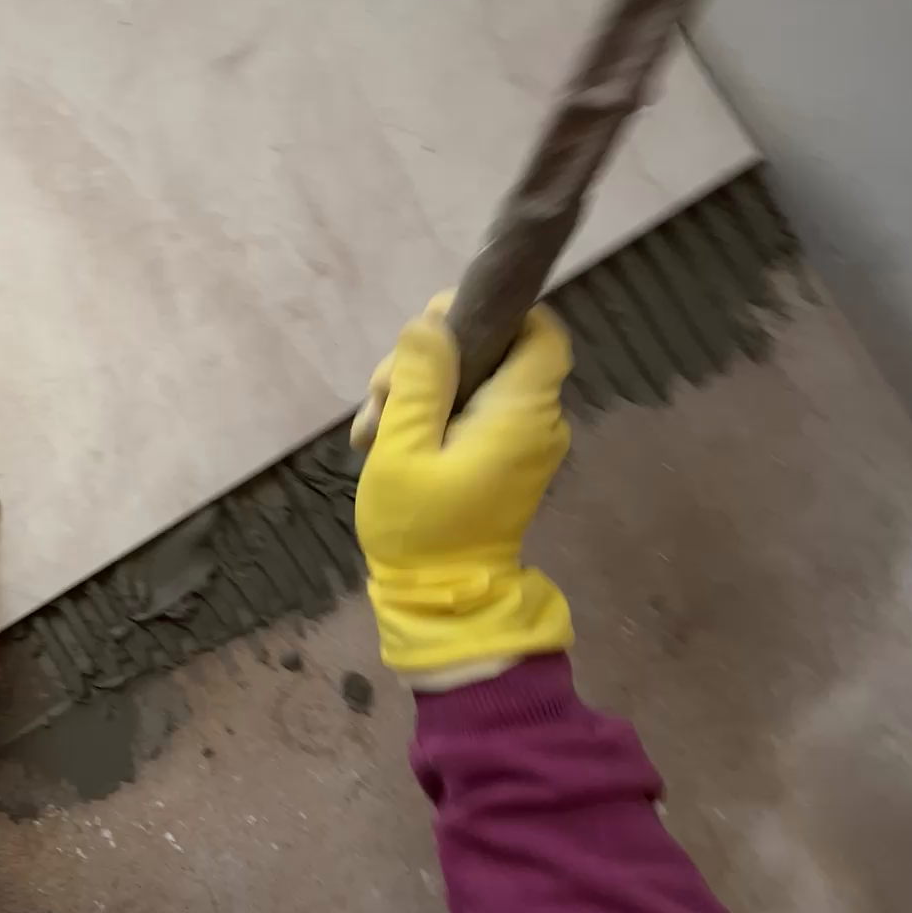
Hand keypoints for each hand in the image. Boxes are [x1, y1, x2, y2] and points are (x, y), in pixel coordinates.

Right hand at [351, 294, 573, 686]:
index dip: (494, 313)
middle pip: (492, 353)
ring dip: (418, 392)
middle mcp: (533, 422)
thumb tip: (428, 322)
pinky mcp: (500, 460)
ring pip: (472, 382)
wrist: (441, 599)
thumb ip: (417, 382)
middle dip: (428, 362)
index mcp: (519, 414)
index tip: (433, 325)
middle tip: (377, 398)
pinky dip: (429, 415)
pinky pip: (469, 412)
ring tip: (371, 430)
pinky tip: (385, 438)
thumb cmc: (420, 525)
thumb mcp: (402, 449)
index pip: (540, 333)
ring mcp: (518, 443)